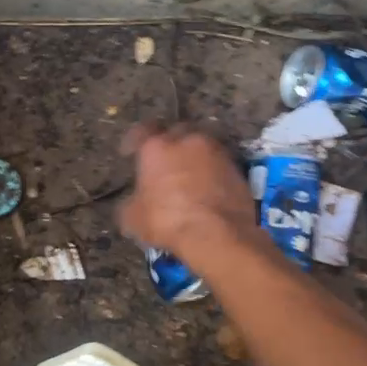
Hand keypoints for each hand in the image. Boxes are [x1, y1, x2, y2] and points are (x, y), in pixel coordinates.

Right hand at [118, 124, 259, 252]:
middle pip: (175, 132)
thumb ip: (132, 200)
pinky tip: (205, 188)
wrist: (217, 234)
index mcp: (156, 147)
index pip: (141, 131)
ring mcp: (215, 151)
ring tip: (187, 175)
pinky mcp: (237, 166)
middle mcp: (187, 140)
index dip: (134, 141)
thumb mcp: (132, 217)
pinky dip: (210, 170)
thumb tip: (134, 200)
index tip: (129, 152)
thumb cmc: (167, 220)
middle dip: (168, 144)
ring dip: (192, 156)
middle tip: (162, 162)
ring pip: (200, 146)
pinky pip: (217, 163)